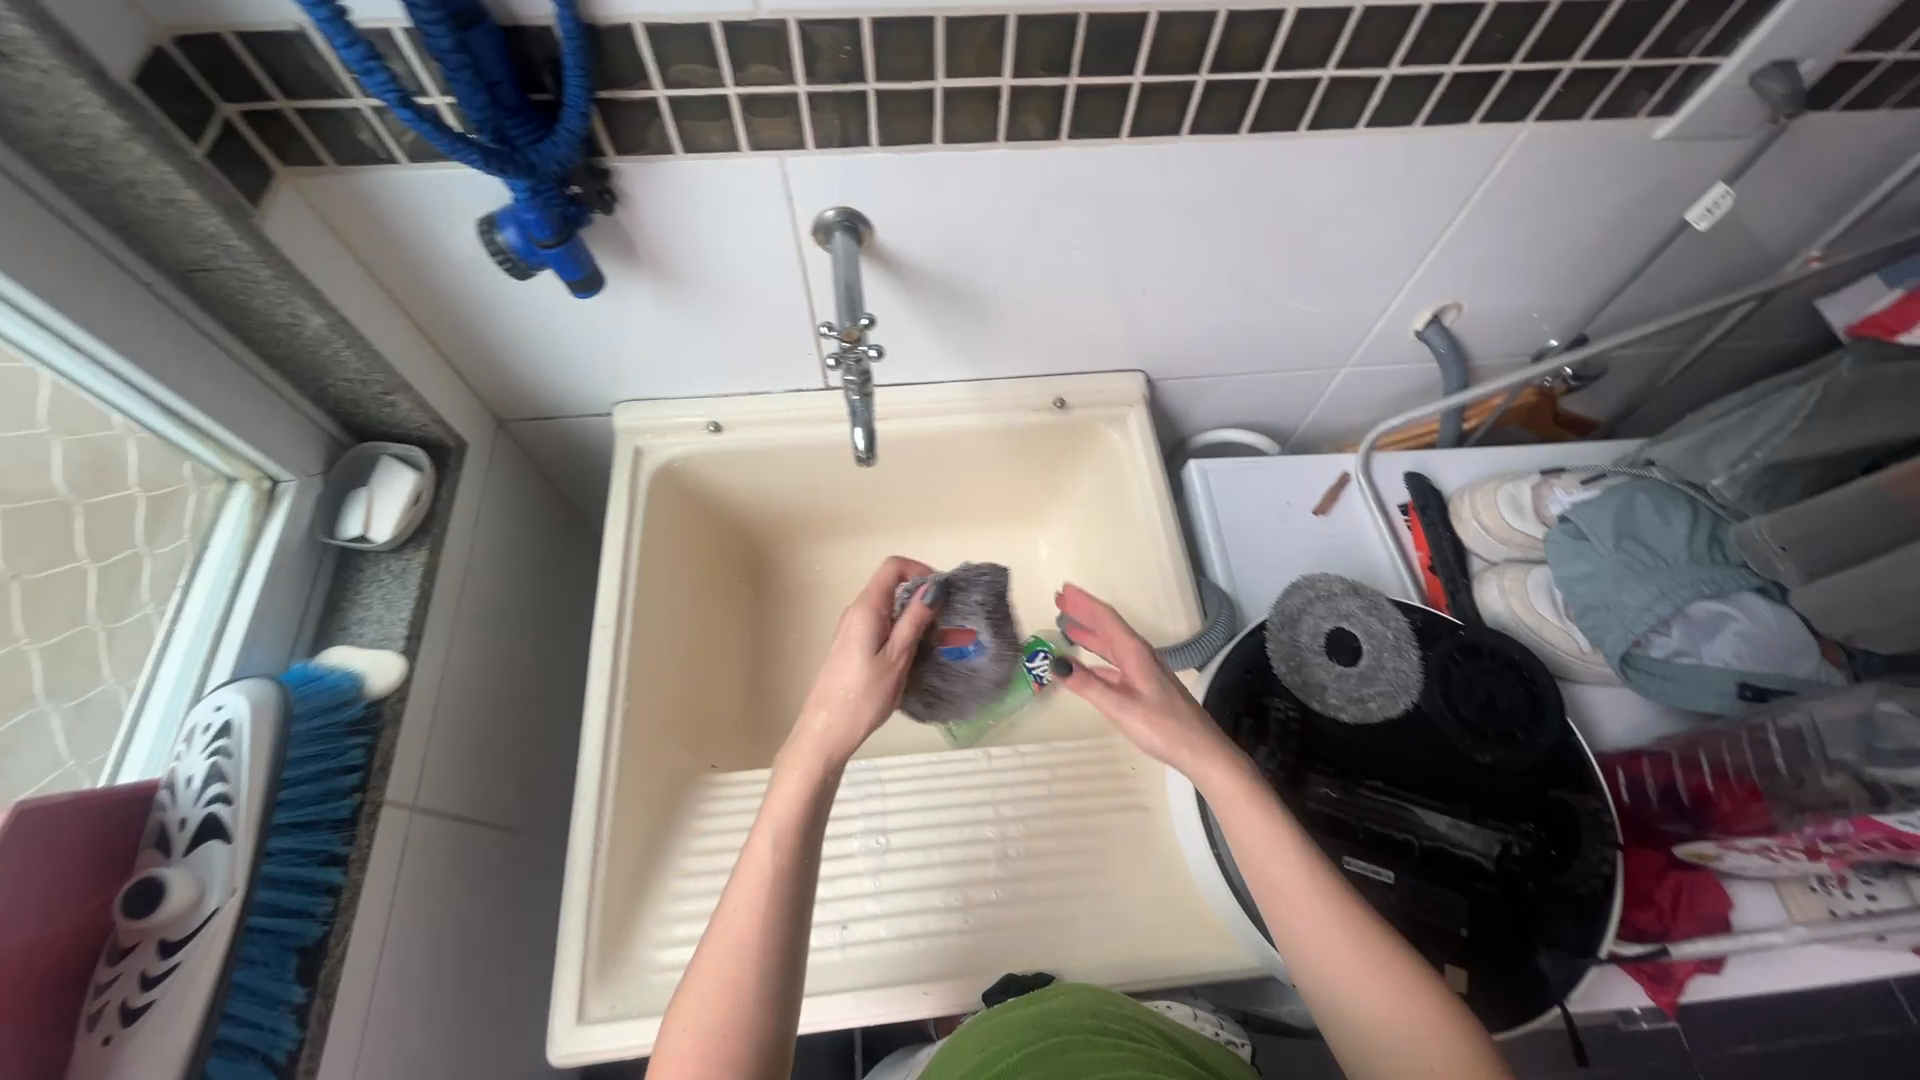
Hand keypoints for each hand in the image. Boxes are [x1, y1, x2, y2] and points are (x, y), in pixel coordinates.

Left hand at [784, 556, 941, 771]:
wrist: (825, 732)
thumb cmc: (863, 696)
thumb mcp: (897, 658)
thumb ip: (914, 621)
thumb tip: (934, 588)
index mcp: (866, 609)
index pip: (893, 567)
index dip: (920, 571)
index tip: (942, 594)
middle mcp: (856, 612)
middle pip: (892, 587)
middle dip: (923, 599)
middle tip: (949, 625)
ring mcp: (853, 630)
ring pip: (889, 610)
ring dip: (915, 619)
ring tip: (939, 645)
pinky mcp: (853, 646)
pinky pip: (882, 627)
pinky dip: (903, 633)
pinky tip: (916, 658)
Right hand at [1051, 583, 1246, 780]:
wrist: (1200, 751)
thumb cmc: (1163, 728)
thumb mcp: (1121, 707)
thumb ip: (1088, 685)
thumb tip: (1056, 663)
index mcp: (1135, 654)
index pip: (1106, 620)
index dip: (1084, 603)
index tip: (1064, 589)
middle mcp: (1139, 657)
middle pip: (1108, 627)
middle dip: (1084, 612)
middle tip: (1059, 600)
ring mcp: (1143, 672)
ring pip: (1111, 645)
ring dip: (1089, 633)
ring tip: (1067, 625)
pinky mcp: (1144, 687)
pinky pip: (1114, 663)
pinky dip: (1097, 657)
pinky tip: (1085, 664)